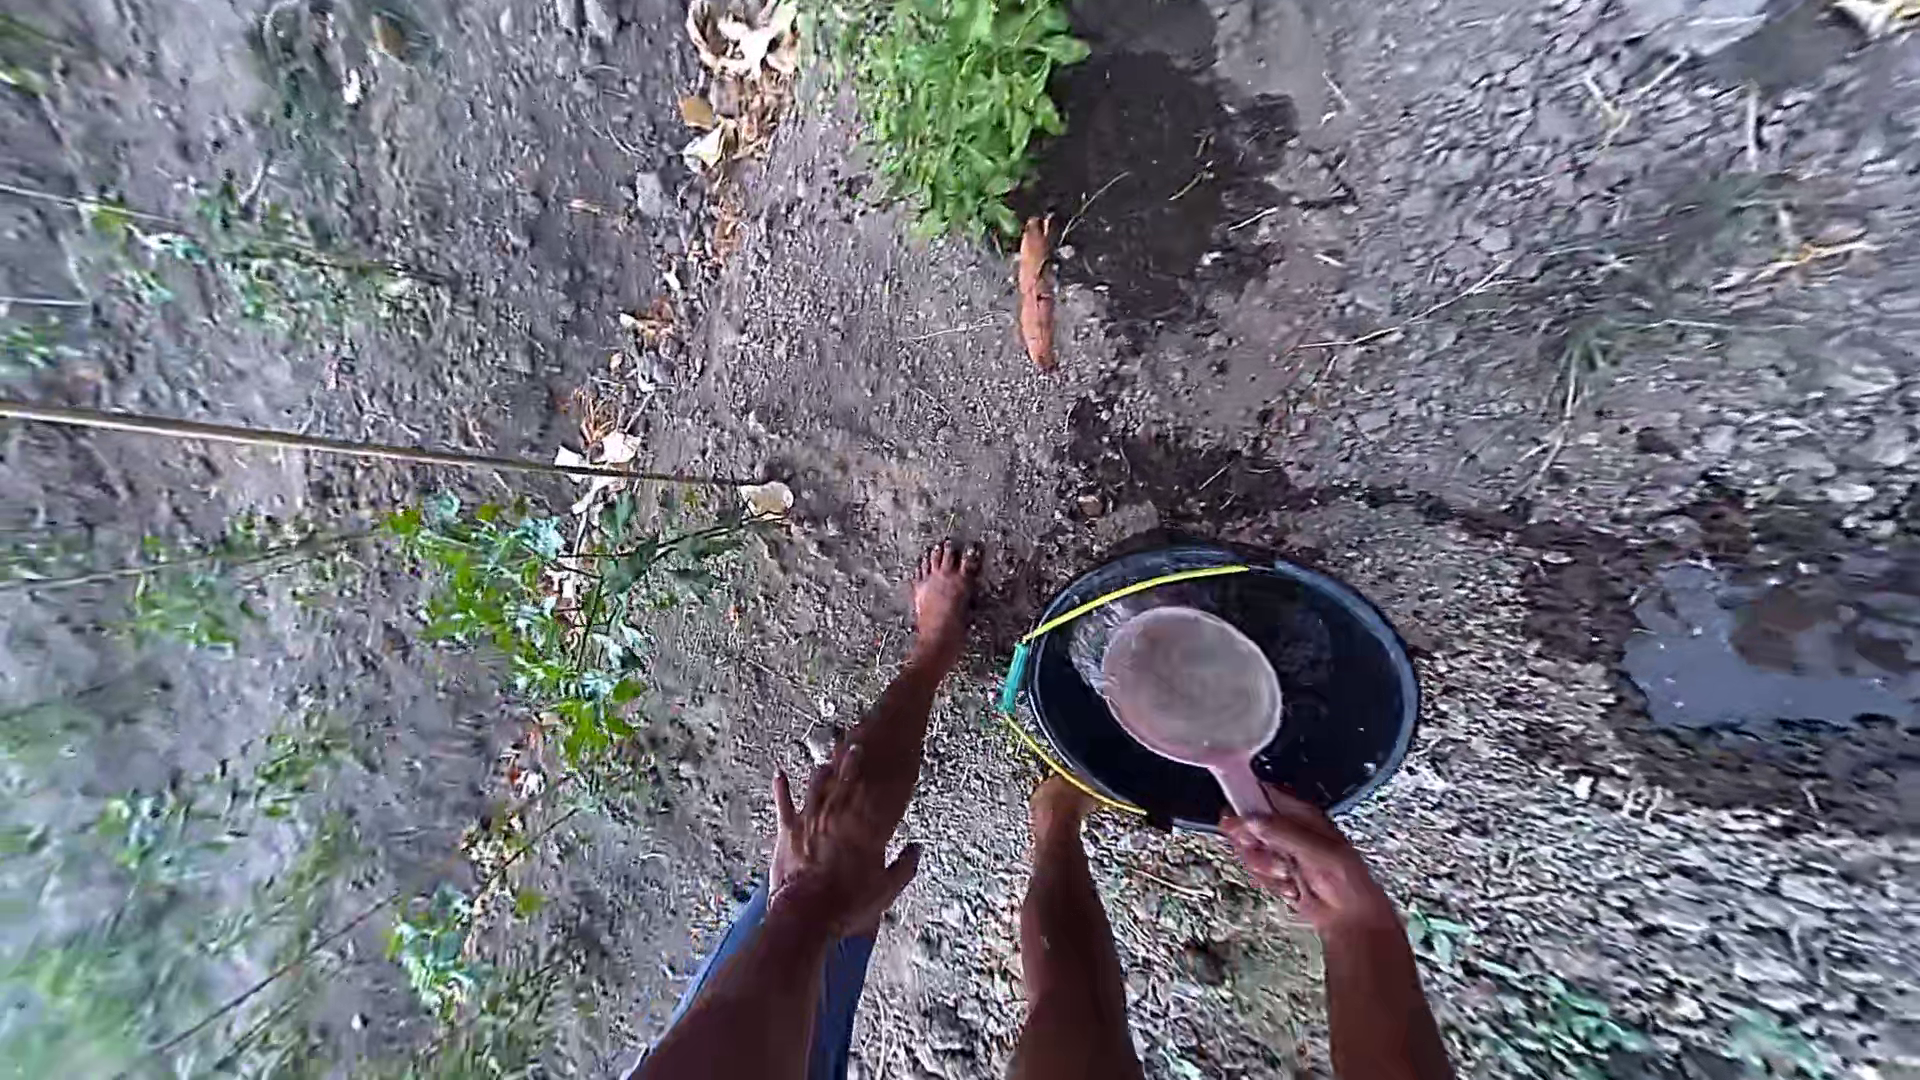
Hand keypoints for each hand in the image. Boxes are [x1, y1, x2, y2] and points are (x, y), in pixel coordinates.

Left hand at [768, 742, 919, 935]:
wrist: (804, 918)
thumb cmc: (846, 905)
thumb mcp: (885, 892)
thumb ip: (904, 867)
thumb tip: (917, 849)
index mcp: (862, 828)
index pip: (874, 795)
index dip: (880, 779)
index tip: (884, 765)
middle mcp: (836, 817)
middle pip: (846, 781)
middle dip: (852, 762)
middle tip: (856, 745)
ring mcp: (810, 821)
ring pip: (817, 785)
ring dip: (824, 770)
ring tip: (828, 757)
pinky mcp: (788, 832)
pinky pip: (784, 804)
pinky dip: (781, 788)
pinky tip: (779, 773)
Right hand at [1221, 784, 1398, 937]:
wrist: (1351, 920)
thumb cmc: (1349, 884)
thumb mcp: (1321, 852)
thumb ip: (1285, 833)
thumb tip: (1253, 820)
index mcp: (1299, 812)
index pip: (1261, 793)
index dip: (1245, 802)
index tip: (1240, 821)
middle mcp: (1284, 827)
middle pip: (1246, 821)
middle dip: (1251, 840)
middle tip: (1261, 851)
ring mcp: (1277, 849)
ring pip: (1247, 848)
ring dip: (1263, 866)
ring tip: (1286, 875)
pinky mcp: (1272, 870)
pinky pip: (1254, 869)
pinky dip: (1268, 881)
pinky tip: (1288, 887)